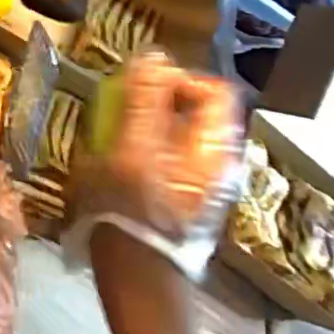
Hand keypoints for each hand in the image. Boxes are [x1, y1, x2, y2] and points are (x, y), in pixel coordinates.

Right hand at [67, 50, 244, 276]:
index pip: (215, 89)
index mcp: (212, 147)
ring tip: (116, 127)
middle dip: (159, 98)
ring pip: (182, 131)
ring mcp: (203, 180)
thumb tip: (155, 57)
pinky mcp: (186, 195)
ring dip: (150, 120)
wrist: (138, 276)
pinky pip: (172, 152)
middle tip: (123, 103)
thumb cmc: (132, 209)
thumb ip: (145, 101)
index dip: (181, 77)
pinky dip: (149, 143)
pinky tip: (121, 156)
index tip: (144, 83)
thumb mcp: (132, 148)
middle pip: (197, 109)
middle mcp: (217, 161)